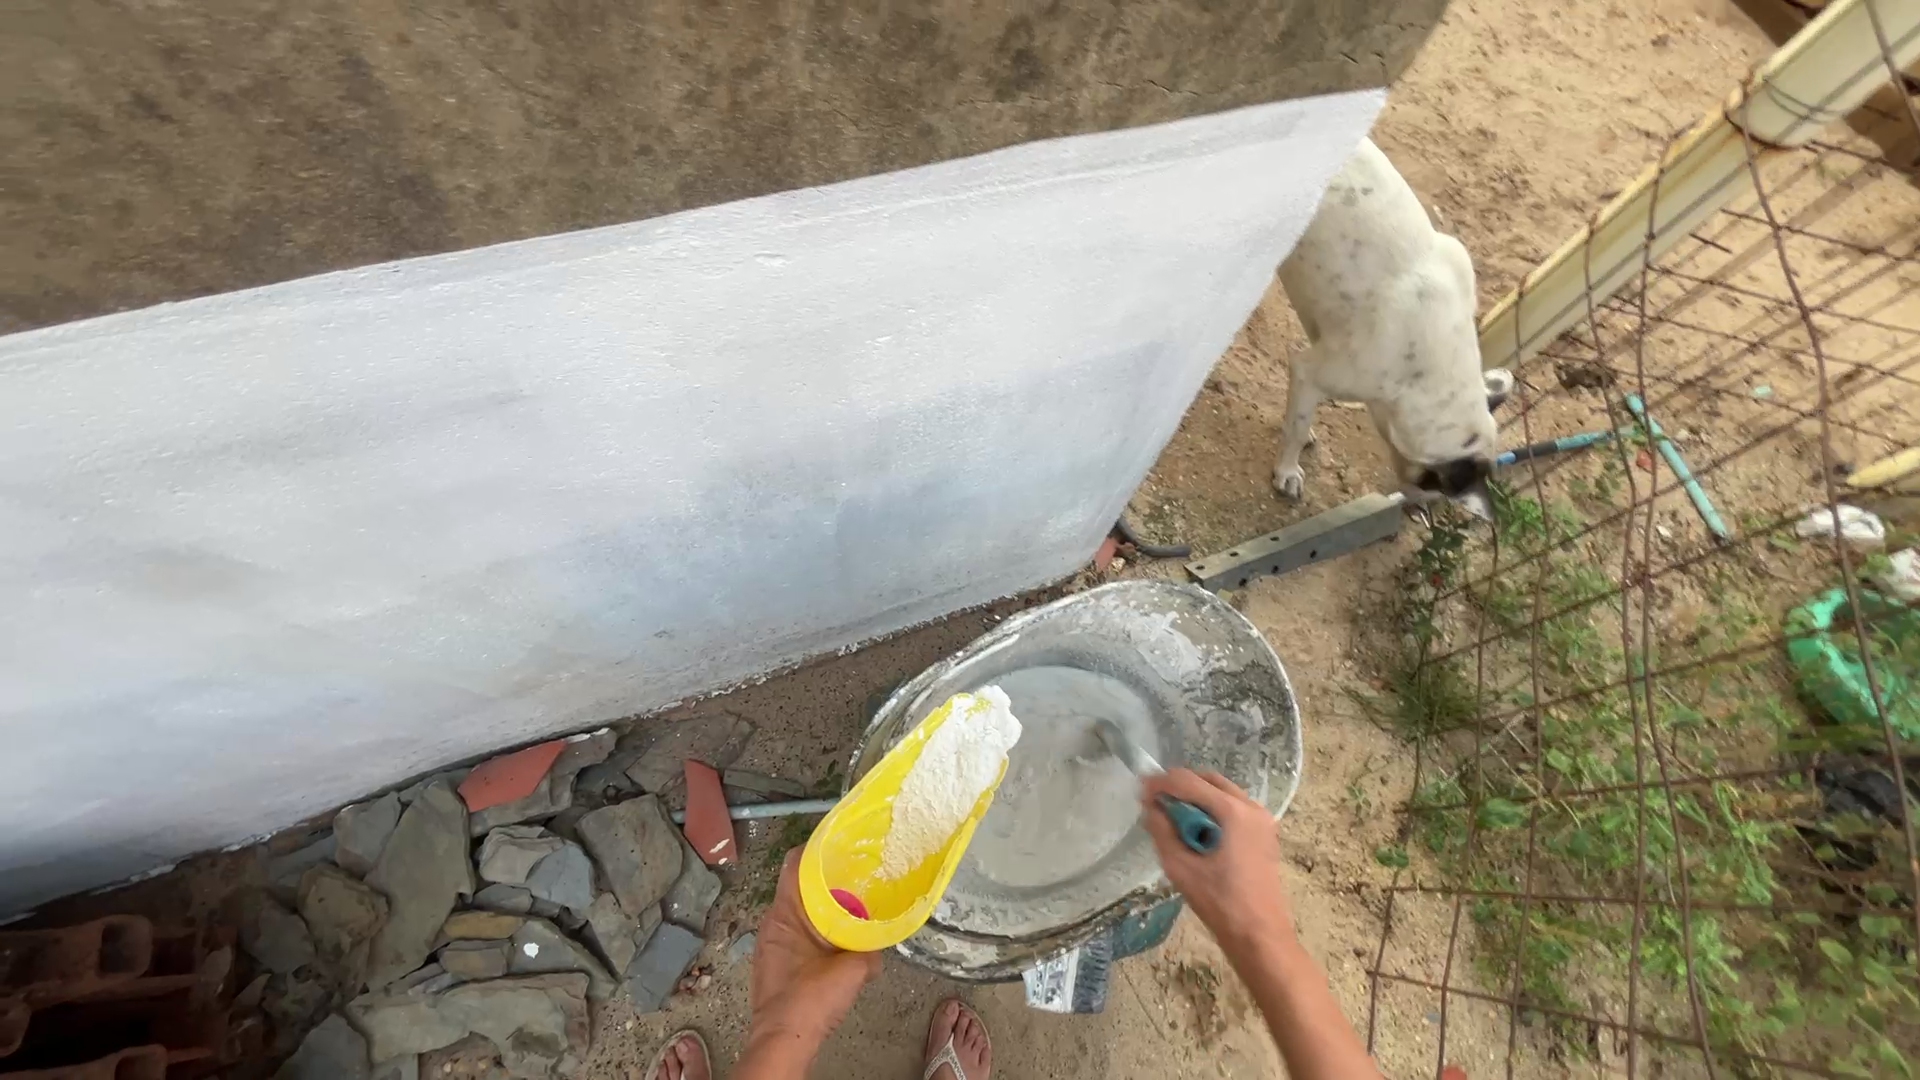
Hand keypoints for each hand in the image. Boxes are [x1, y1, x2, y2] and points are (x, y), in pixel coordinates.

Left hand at [746, 847, 881, 1053]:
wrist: (784, 1042)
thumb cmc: (811, 1000)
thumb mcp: (852, 970)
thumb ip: (870, 948)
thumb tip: (883, 940)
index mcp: (784, 913)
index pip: (794, 863)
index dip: (817, 848)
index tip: (842, 844)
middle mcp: (773, 921)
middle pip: (799, 884)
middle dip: (826, 877)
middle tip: (857, 873)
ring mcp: (772, 942)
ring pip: (798, 908)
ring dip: (820, 904)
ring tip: (852, 902)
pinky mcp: (775, 961)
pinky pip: (796, 930)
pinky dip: (815, 926)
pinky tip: (837, 936)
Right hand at [1141, 769, 1294, 951]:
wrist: (1261, 937)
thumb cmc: (1220, 903)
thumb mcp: (1180, 867)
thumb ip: (1162, 830)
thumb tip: (1152, 807)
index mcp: (1232, 812)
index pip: (1188, 781)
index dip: (1160, 783)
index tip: (1140, 792)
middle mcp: (1251, 807)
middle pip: (1207, 779)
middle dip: (1179, 786)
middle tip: (1156, 803)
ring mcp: (1262, 819)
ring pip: (1220, 790)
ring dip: (1195, 797)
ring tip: (1174, 818)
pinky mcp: (1264, 832)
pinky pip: (1232, 806)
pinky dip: (1211, 808)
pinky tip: (1197, 830)